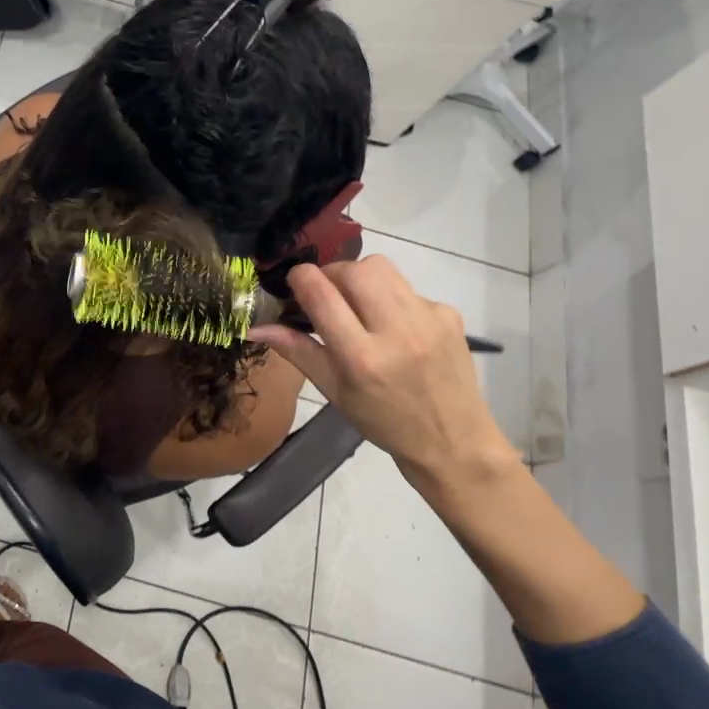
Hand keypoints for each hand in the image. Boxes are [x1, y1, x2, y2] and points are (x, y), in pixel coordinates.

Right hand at [247, 258, 517, 495]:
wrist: (453, 440)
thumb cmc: (383, 422)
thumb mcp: (333, 391)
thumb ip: (296, 351)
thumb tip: (254, 326)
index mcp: (361, 358)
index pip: (323, 296)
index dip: (301, 278)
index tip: (293, 281)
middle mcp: (397, 332)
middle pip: (354, 271)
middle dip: (330, 272)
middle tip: (323, 292)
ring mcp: (428, 318)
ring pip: (382, 268)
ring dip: (358, 277)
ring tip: (354, 302)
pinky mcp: (449, 314)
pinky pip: (407, 288)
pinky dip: (389, 297)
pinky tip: (391, 325)